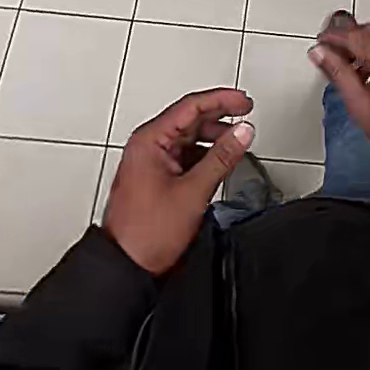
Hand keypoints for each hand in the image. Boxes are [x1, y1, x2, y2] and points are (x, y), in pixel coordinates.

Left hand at [102, 87, 254, 274]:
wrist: (124, 270)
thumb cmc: (144, 234)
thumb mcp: (193, 192)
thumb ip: (222, 157)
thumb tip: (242, 132)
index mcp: (150, 140)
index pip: (191, 106)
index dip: (221, 100)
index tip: (243, 101)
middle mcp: (148, 145)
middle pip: (190, 118)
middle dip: (220, 114)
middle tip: (245, 112)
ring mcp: (152, 161)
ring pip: (189, 137)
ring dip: (214, 136)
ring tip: (237, 140)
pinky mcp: (157, 176)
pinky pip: (186, 154)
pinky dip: (205, 153)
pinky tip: (220, 160)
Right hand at [307, 11, 369, 168]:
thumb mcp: (361, 105)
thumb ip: (338, 73)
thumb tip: (320, 53)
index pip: (358, 37)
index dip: (335, 37)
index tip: (320, 41)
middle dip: (348, 39)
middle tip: (329, 50)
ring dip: (362, 44)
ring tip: (345, 62)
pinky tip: (365, 67)